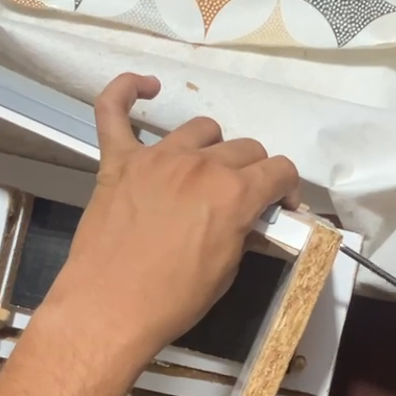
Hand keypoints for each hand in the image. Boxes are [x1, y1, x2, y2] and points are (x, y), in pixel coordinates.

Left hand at [39, 73, 298, 365]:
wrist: (109, 308)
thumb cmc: (174, 300)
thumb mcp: (226, 271)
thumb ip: (245, 233)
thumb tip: (255, 222)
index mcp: (235, 194)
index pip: (279, 170)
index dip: (286, 189)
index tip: (280, 207)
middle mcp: (201, 165)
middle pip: (245, 148)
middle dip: (254, 172)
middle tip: (243, 200)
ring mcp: (157, 157)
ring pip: (202, 129)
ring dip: (213, 148)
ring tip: (206, 173)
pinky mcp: (118, 161)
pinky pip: (113, 110)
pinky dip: (126, 91)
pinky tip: (145, 87)